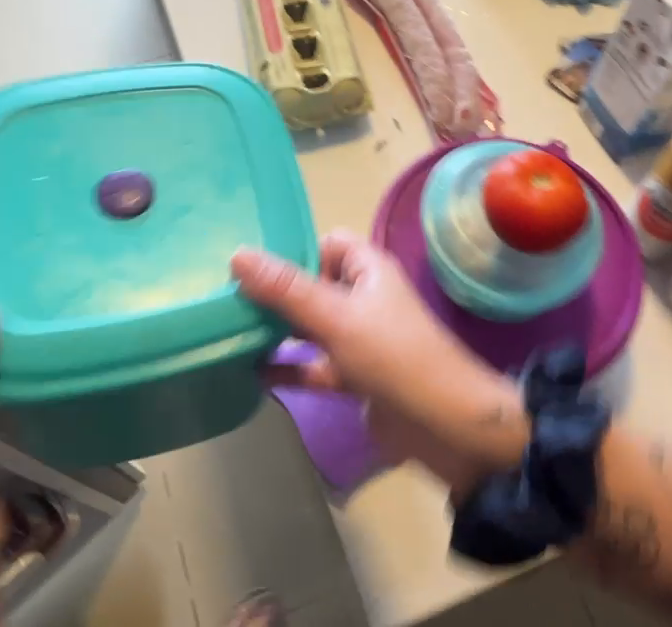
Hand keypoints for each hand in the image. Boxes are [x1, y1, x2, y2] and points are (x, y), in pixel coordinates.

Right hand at [232, 231, 527, 491]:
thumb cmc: (393, 357)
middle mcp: (364, 300)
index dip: (297, 249)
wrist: (445, 427)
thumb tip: (237, 254)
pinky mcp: (355, 379)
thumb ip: (286, 290)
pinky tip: (251, 372)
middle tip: (227, 298)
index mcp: (369, 271)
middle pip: (314, 286)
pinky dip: (288, 368)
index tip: (253, 264)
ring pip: (311, 327)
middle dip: (276, 292)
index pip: (330, 244)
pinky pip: (314, 366)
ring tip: (229, 331)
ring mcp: (359, 341)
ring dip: (278, 330)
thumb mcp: (336, 317)